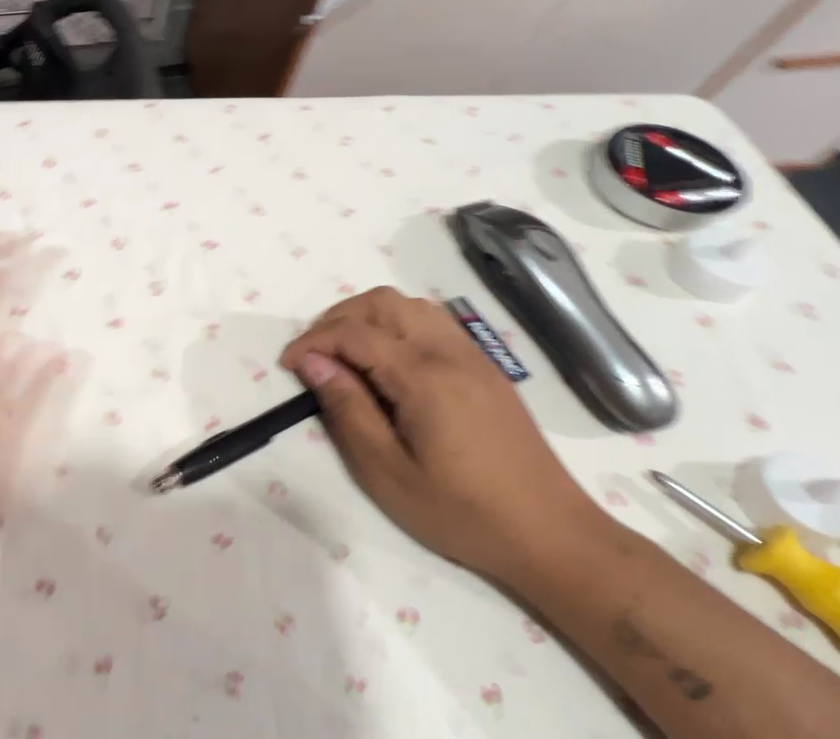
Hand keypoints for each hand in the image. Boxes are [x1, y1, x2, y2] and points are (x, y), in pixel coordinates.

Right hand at [280, 287, 610, 582]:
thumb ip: (347, 409)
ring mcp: (474, 359)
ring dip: (369, 318)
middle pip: (383, 303)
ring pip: (411, 307)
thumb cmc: (461, 513)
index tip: (287, 366)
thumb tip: (312, 362)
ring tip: (345, 357)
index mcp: (425, 378)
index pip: (355, 333)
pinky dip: (397, 327)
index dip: (312, 341)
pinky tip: (385, 365)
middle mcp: (451, 354)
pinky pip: (434, 324)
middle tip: (315, 357)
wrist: (552, 536)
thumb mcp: (386, 472)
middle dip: (338, 319)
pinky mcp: (487, 372)